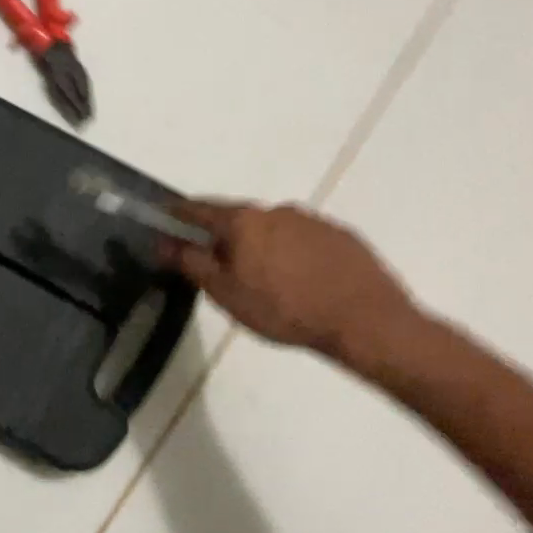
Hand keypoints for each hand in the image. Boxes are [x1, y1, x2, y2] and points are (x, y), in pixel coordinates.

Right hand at [163, 200, 414, 359]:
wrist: (369, 324)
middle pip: (238, 218)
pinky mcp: (344, 237)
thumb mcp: (225, 293)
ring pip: (273, 228)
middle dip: (223, 235)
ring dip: (260, 244)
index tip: (164, 218)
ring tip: (261, 276)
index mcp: (244, 221)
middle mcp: (278, 211)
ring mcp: (315, 222)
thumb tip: (164, 242)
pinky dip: (291, 252)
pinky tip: (297, 280)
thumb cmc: (284, 309)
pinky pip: (304, 239)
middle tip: (215, 262)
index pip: (199, 208)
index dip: (177, 213)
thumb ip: (190, 263)